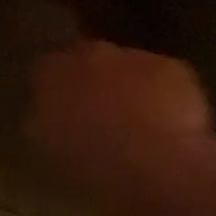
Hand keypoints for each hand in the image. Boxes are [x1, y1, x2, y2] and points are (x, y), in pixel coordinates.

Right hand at [28, 40, 214, 177]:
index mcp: (52, 71)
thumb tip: (44, 111)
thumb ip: (41, 118)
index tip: (55, 108)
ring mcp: (136, 56)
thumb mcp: (45, 144)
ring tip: (132, 124)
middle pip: (87, 59)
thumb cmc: (86, 159)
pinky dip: (160, 95)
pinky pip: (161, 78)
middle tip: (93, 114)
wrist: (150, 162)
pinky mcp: (173, 67)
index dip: (50, 87)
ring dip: (126, 87)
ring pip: (127, 67)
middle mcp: (92, 53)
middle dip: (89, 81)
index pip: (43, 68)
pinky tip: (162, 125)